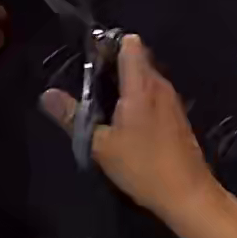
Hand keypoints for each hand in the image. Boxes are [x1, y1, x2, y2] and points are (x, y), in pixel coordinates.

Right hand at [42, 34, 219, 220]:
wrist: (188, 195)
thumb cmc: (144, 166)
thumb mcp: (101, 145)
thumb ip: (73, 117)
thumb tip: (47, 95)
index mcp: (141, 85)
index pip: (130, 45)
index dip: (109, 42)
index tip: (88, 52)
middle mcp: (159, 85)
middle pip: (137, 58)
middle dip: (113, 62)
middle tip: (87, 77)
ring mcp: (171, 100)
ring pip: (146, 76)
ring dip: (126, 80)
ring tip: (101, 96)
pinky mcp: (176, 116)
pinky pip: (154, 93)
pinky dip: (138, 95)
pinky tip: (123, 116)